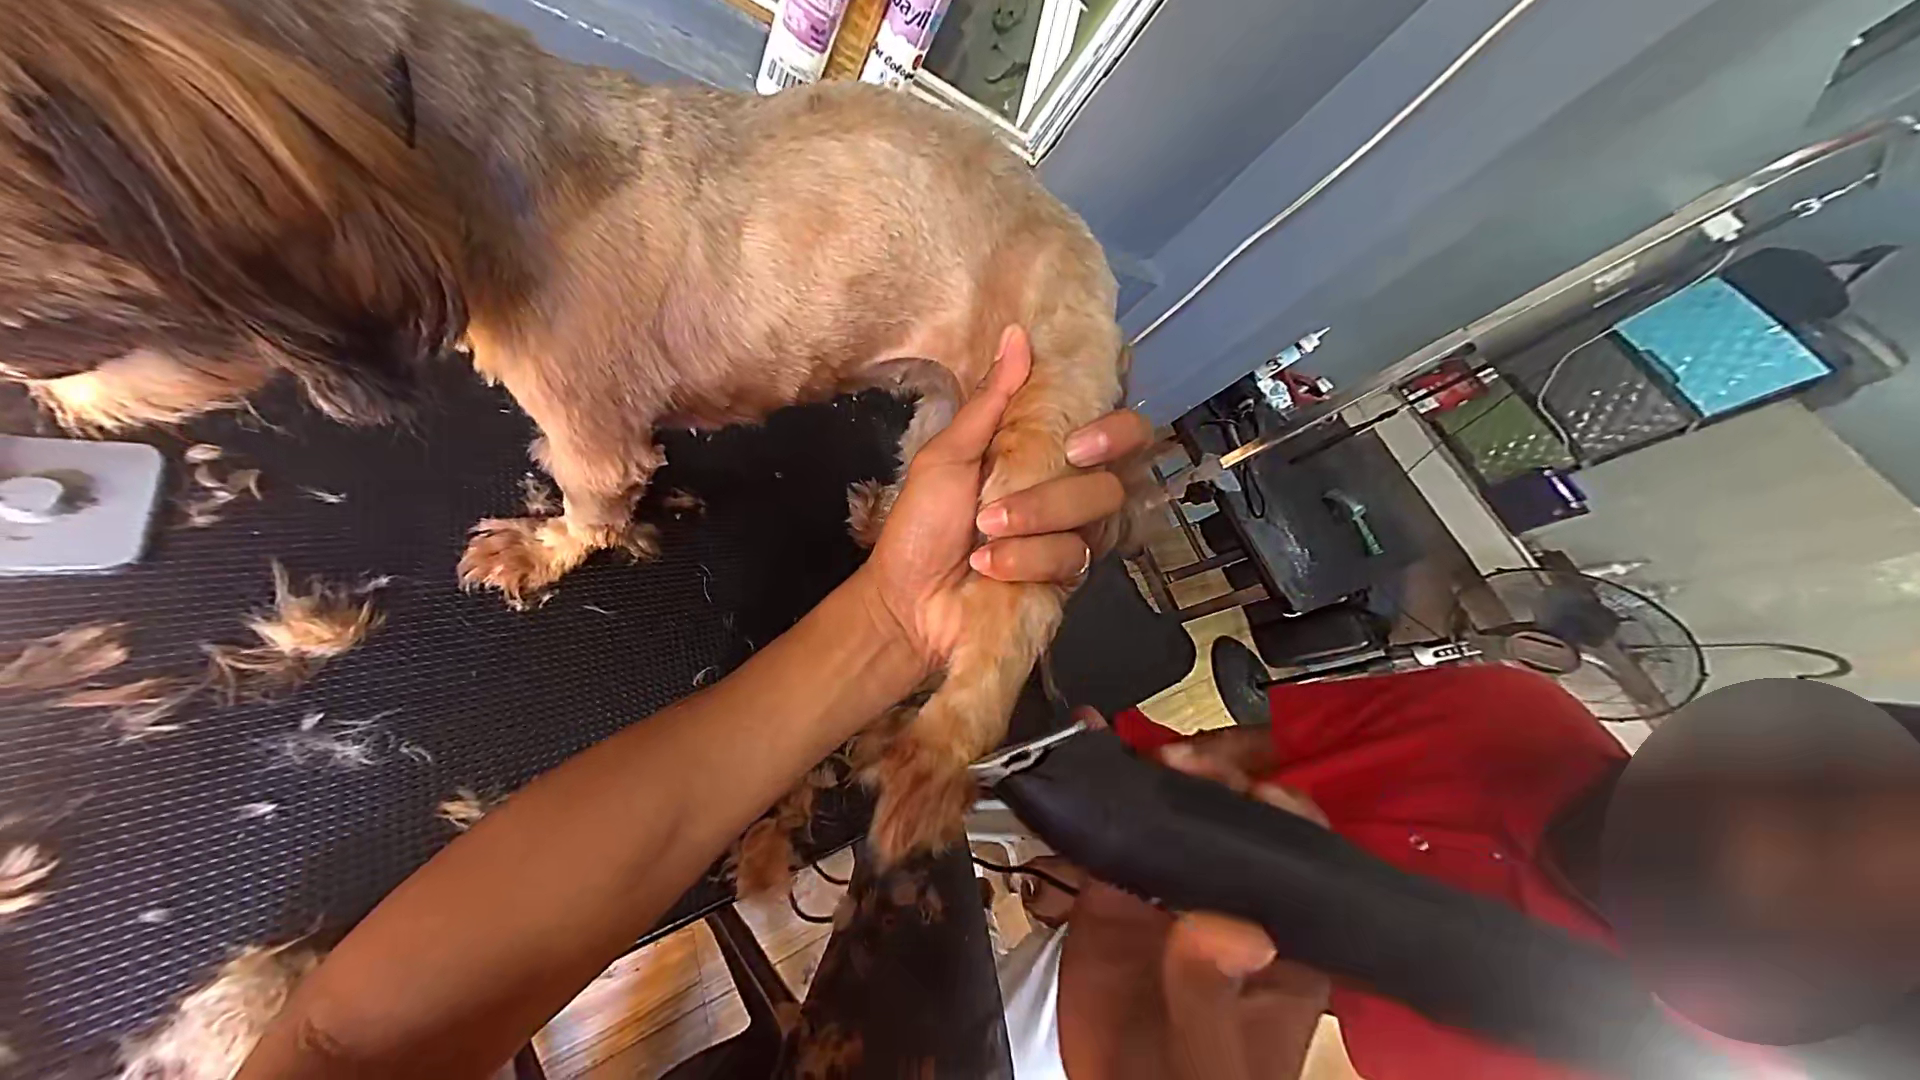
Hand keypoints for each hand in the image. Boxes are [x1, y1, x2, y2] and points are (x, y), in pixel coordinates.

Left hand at [859, 325, 1153, 675]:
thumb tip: (1017, 337)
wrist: (908, 601)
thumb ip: (989, 402)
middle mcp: (1065, 491)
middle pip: (1113, 473)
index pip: (1110, 433)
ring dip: (1035, 517)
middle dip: (1061, 484)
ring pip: (1096, 512)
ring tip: (983, 530)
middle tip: (1017, 494)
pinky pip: (1073, 556)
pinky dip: (1026, 558)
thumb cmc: (921, 526)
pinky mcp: (1067, 576)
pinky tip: (989, 565)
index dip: (1115, 430)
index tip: (1079, 438)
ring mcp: (1070, 536)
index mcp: (1041, 454)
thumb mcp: (947, 456)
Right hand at [1057, 712, 1330, 1079]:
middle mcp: (1220, 891)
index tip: (1253, 788)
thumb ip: (1214, 996)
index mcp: (1273, 927)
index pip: (1294, 853)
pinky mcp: (1108, 886)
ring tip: (1118, 744)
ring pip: (1160, 811)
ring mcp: (1162, 884)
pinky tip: (1074, 750)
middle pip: (1224, 814)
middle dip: (1206, 775)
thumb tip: (1235, 927)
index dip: (1281, 810)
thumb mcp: (1211, 1063)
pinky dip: (1086, 790)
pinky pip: (1100, 830)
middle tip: (1176, 761)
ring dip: (1143, 770)